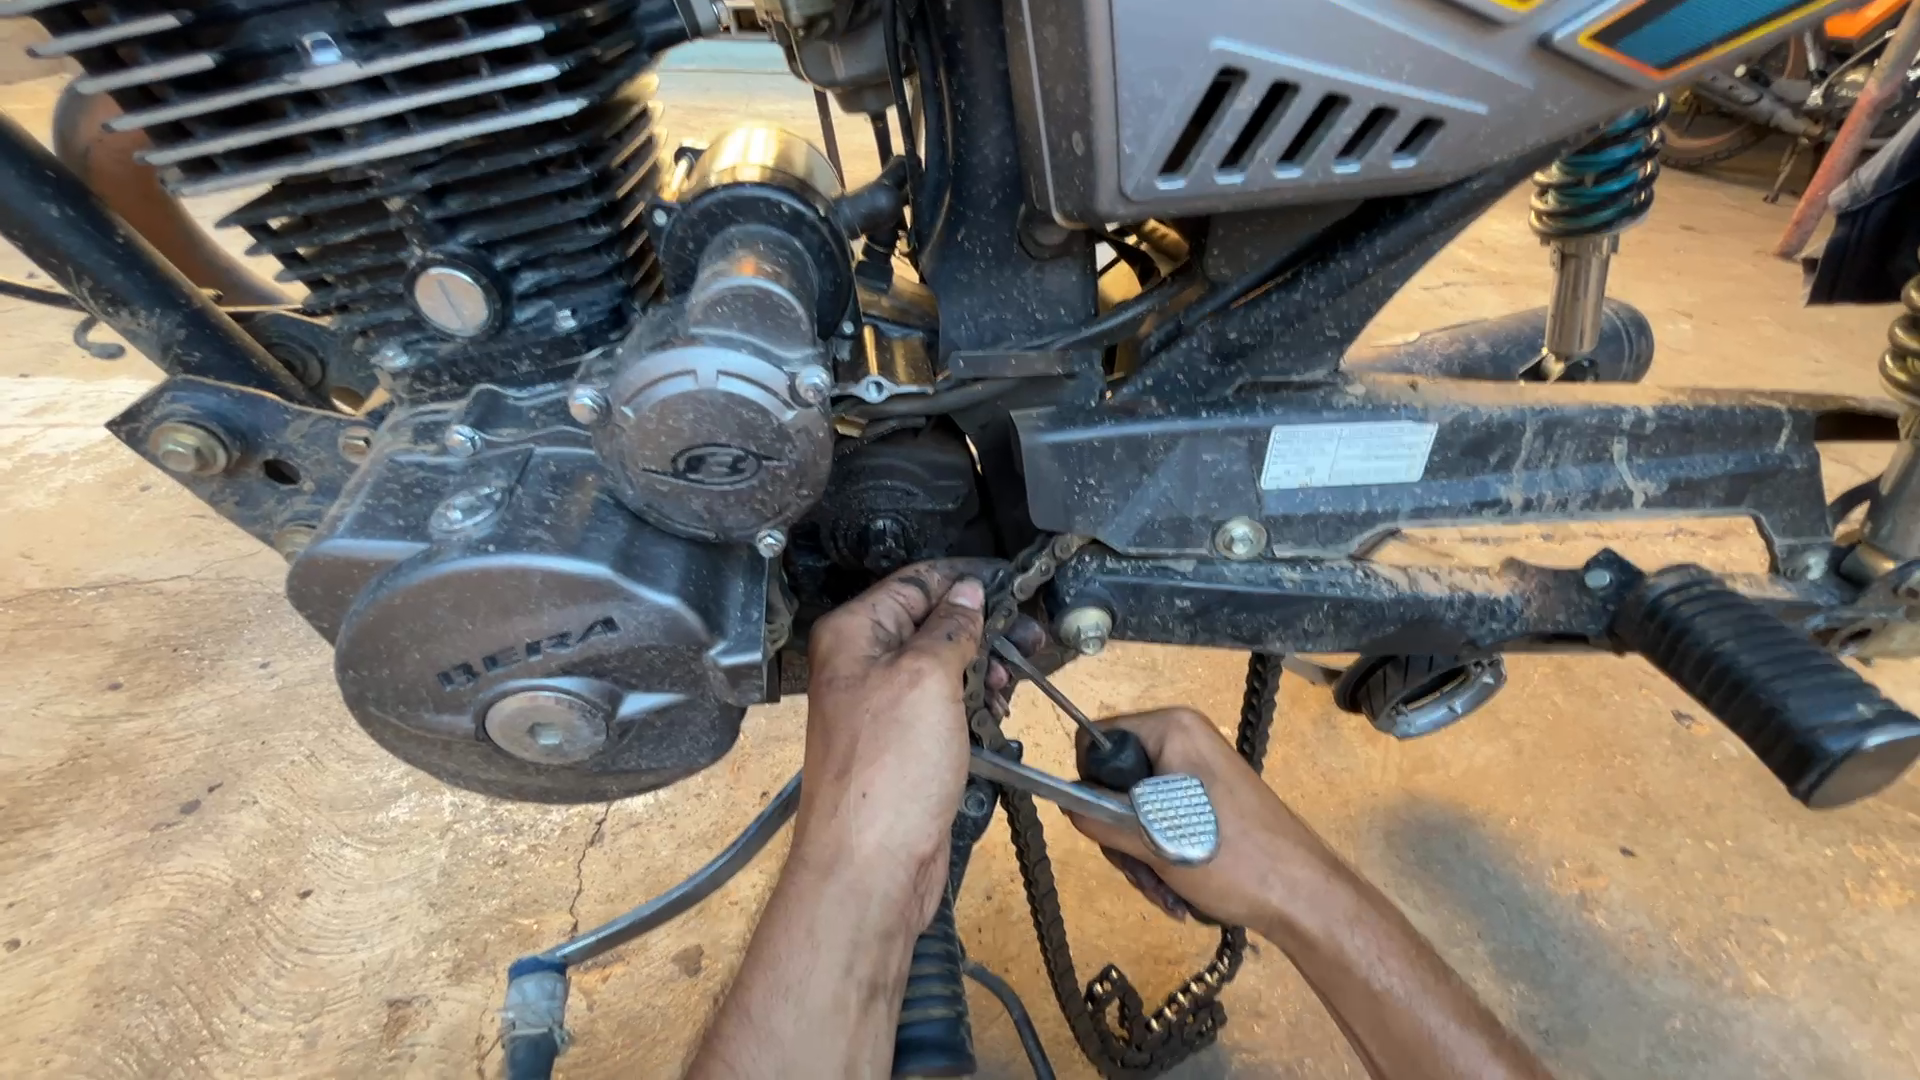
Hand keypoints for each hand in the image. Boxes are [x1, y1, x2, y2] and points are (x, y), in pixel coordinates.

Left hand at [797, 561, 986, 925]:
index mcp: (854, 633)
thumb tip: (968, 589)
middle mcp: (864, 662)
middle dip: (981, 626)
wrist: (871, 867)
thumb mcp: (927, 678)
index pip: (915, 582)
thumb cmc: (892, 765)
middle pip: (932, 622)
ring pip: (943, 663)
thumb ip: (951, 627)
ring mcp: (885, 703)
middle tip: (1028, 634)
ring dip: (982, 665)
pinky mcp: (906, 739)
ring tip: (1012, 678)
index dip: (964, 579)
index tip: (1012, 583)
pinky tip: (997, 707)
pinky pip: (944, 702)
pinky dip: (973, 699)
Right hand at [1067, 707, 1340, 932]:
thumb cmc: (1232, 858)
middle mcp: (1182, 739)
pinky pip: (1162, 819)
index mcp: (1171, 728)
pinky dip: (1161, 855)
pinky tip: (1176, 892)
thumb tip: (1066, 802)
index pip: (1097, 740)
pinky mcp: (1207, 799)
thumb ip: (1100, 817)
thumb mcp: (1153, 839)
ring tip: (1164, 892)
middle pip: (1115, 780)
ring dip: (1140, 855)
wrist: (1306, 899)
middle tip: (1139, 872)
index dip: (1090, 784)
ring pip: (1136, 807)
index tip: (1103, 826)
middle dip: (1120, 834)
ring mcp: (1196, 770)